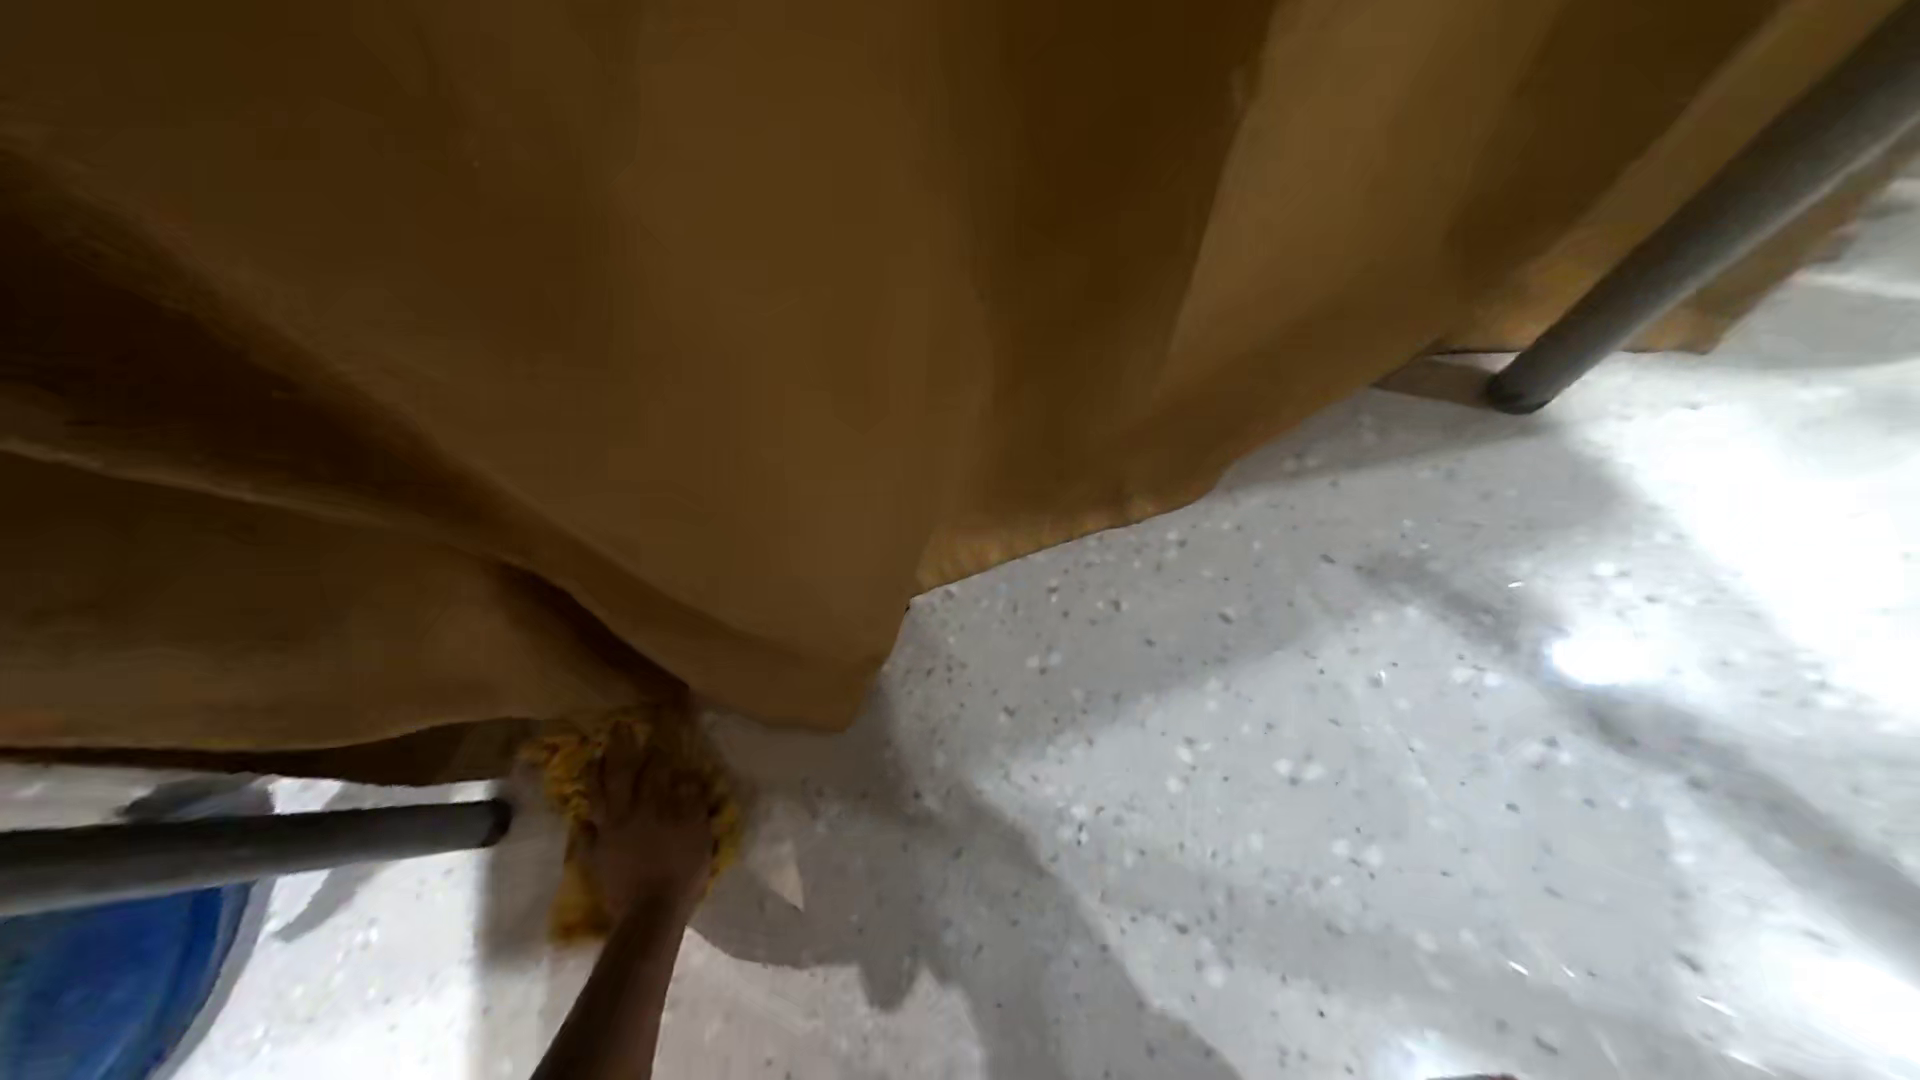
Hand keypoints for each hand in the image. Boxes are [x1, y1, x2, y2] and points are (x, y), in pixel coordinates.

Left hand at [584, 725, 714, 916]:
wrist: (650, 912)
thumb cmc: (681, 870)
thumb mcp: (698, 832)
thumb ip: (692, 802)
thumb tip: (686, 776)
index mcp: (652, 806)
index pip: (652, 771)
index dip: (653, 753)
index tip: (653, 735)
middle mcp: (626, 815)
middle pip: (619, 776)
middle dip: (620, 751)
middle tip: (617, 729)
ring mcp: (607, 836)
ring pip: (597, 799)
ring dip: (595, 777)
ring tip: (594, 760)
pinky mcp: (596, 858)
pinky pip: (586, 835)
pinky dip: (584, 823)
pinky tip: (582, 817)